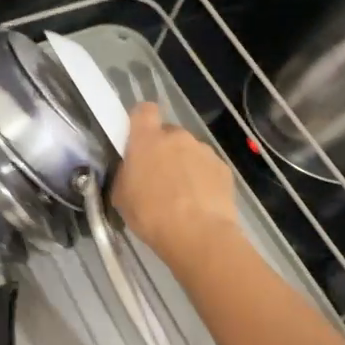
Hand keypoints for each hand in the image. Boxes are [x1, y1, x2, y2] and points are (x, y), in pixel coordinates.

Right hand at [110, 103, 244, 274]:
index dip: (140, 120)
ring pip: (188, 151)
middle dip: (162, 150)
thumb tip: (132, 169)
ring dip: (182, 165)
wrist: (197, 234)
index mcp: (147, 140)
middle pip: (167, 134)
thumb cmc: (150, 214)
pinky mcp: (223, 168)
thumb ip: (125, 174)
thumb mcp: (121, 196)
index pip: (143, 110)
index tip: (136, 137)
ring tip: (179, 195)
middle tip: (156, 177)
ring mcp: (203, 151)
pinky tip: (197, 202)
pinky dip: (201, 179)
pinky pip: (206, 167)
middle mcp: (178, 137)